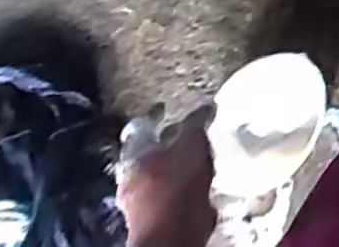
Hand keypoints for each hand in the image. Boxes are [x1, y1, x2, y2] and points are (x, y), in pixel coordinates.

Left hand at [118, 105, 216, 246]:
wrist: (175, 236)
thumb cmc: (177, 185)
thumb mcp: (192, 144)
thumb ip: (197, 123)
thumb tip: (207, 105)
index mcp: (133, 160)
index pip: (140, 130)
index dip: (157, 117)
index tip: (174, 108)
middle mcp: (130, 180)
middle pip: (151, 153)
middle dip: (171, 143)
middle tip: (194, 132)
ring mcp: (141, 202)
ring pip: (162, 174)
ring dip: (179, 165)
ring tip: (202, 156)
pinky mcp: (157, 219)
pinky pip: (172, 193)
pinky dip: (184, 185)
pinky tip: (201, 180)